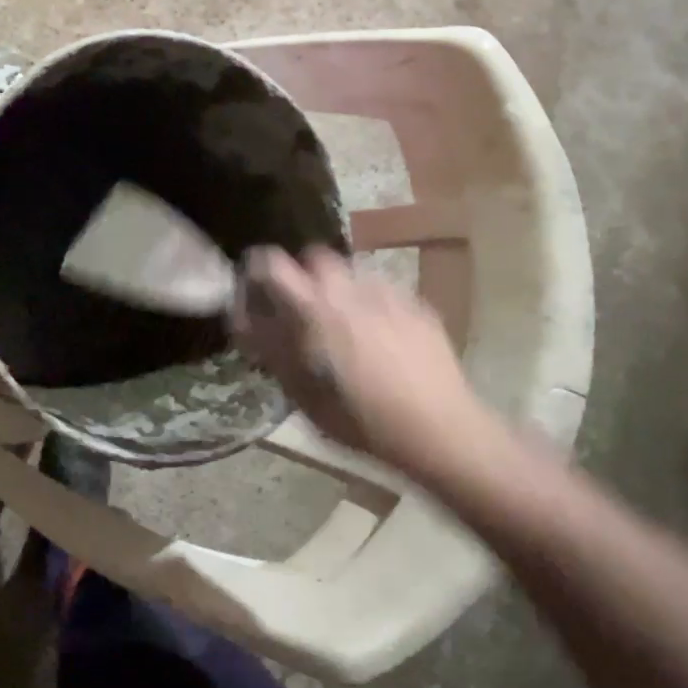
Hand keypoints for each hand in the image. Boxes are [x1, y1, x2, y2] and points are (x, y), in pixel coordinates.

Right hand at [231, 246, 497, 480]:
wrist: (440, 430)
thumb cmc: (360, 419)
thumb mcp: (302, 393)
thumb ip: (271, 351)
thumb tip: (247, 323)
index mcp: (313, 308)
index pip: (271, 262)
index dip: (257, 268)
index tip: (255, 287)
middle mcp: (348, 291)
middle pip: (316, 257)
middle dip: (303, 274)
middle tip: (301, 307)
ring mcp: (388, 295)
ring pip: (352, 273)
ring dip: (340, 289)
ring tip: (342, 324)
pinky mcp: (419, 308)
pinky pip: (385, 293)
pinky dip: (373, 306)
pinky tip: (381, 339)